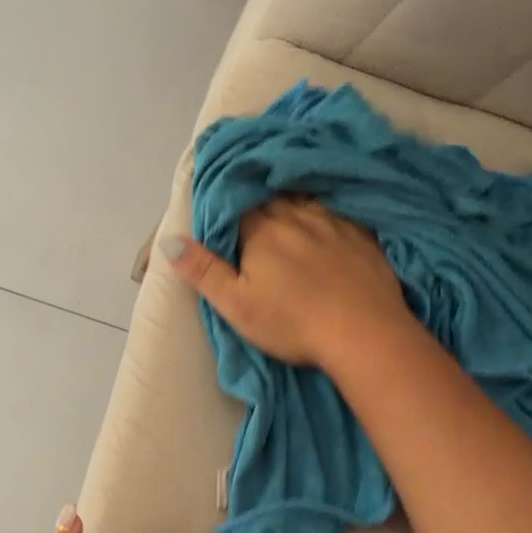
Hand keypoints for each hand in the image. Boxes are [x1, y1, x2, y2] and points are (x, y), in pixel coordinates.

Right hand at [161, 195, 413, 366]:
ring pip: (304, 202)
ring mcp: (333, 222)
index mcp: (262, 229)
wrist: (363, 333)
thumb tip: (168, 241)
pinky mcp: (363, 234)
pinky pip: (338, 211)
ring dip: (292, 205)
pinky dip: (326, 214)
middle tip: (252, 218)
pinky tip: (326, 225)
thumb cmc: (291, 322)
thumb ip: (202, 270)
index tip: (223, 220)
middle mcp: (296, 215)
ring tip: (286, 216)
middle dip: (258, 204)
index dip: (227, 211)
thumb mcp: (235, 304)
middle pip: (271, 199)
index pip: (236, 206)